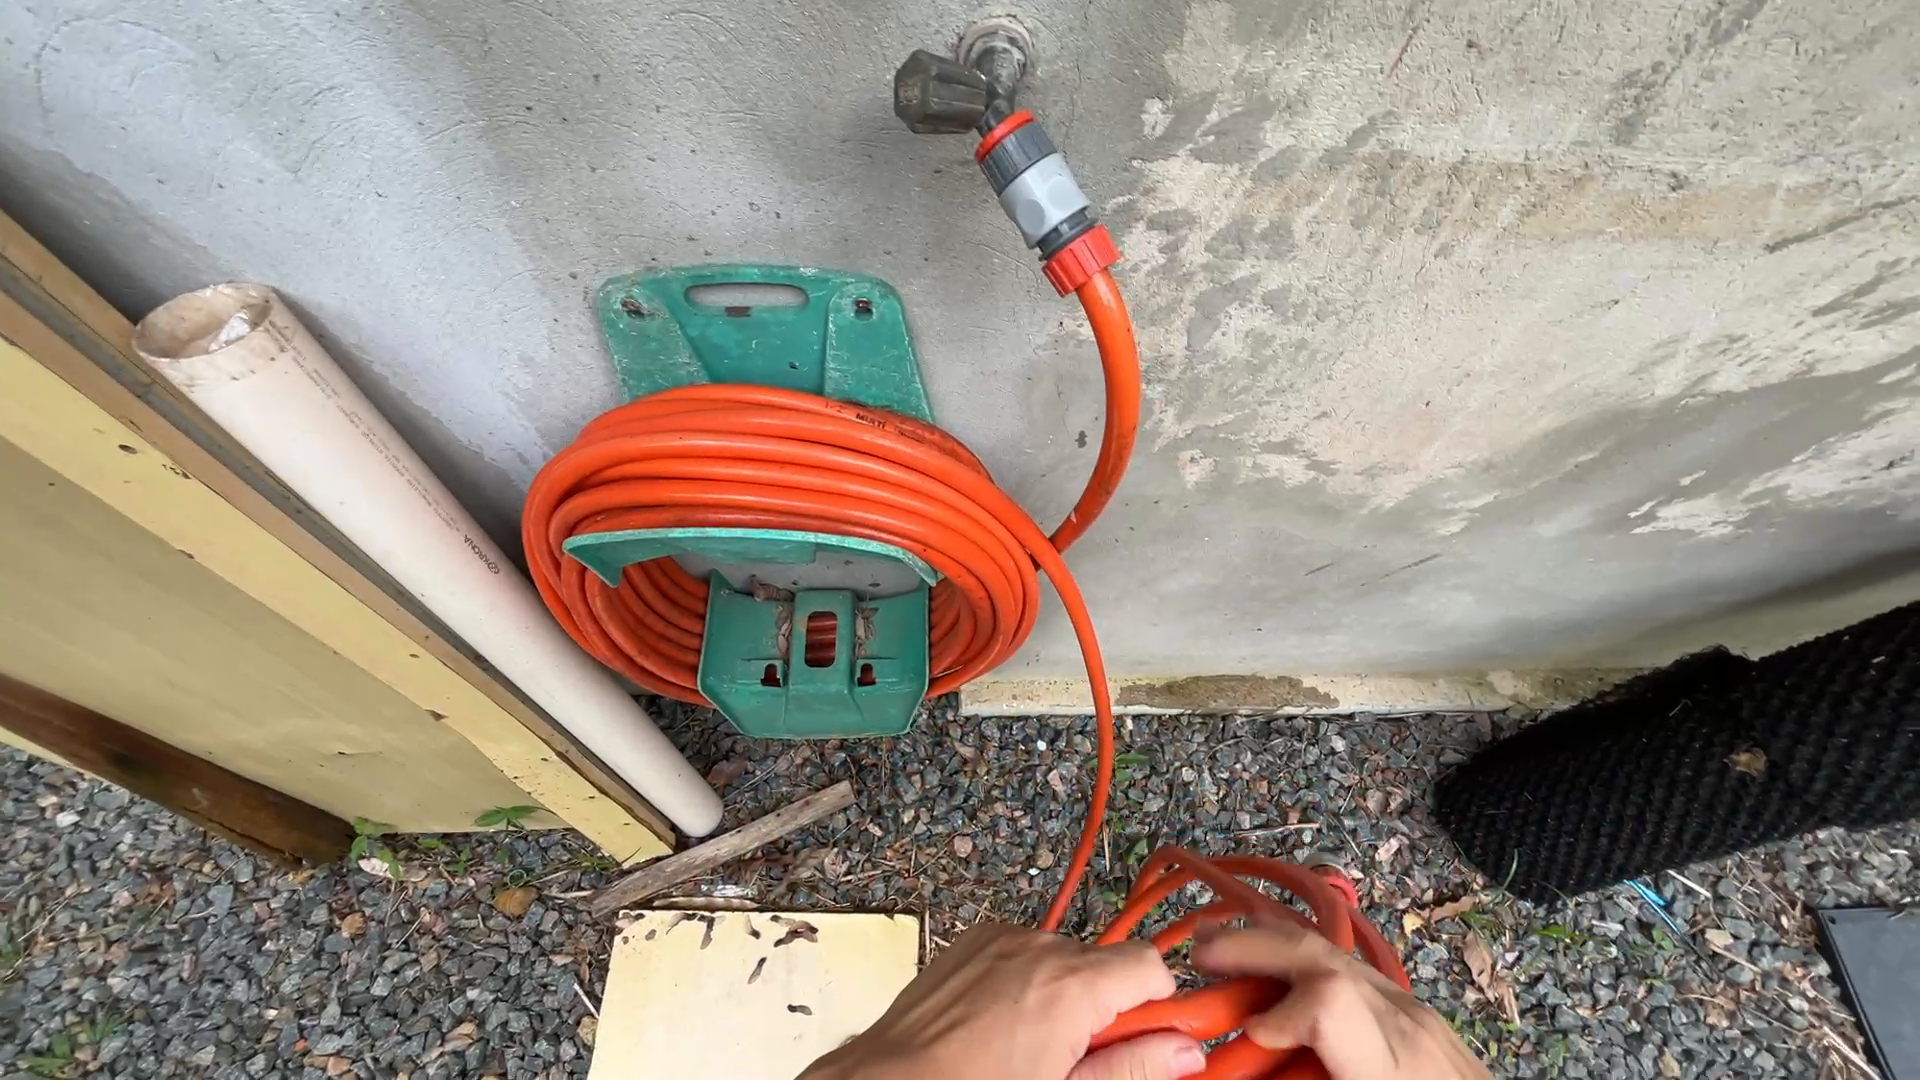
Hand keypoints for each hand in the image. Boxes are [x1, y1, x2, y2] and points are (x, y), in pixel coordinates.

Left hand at [798, 923, 1205, 1079]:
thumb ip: (1132, 1068)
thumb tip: (1188, 1052)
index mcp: (1071, 983)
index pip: (1149, 963)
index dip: (1160, 1002)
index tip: (1156, 1035)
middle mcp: (1040, 945)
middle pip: (1105, 964)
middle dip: (1106, 1005)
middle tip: (1081, 1056)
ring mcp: (1004, 935)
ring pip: (1062, 958)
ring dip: (1063, 992)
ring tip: (1031, 1043)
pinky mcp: (976, 937)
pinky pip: (1023, 951)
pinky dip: (1025, 978)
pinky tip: (1002, 1022)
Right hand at [1191, 922, 1490, 1079]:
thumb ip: (1296, 1079)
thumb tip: (1251, 1041)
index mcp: (1395, 1069)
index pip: (1329, 1002)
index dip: (1276, 1008)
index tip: (1248, 1033)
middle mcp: (1407, 1026)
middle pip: (1321, 958)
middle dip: (1250, 946)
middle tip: (1197, 953)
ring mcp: (1416, 1010)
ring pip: (1332, 950)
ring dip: (1265, 940)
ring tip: (1216, 941)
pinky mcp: (1418, 1011)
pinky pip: (1346, 966)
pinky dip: (1295, 957)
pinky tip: (1268, 963)